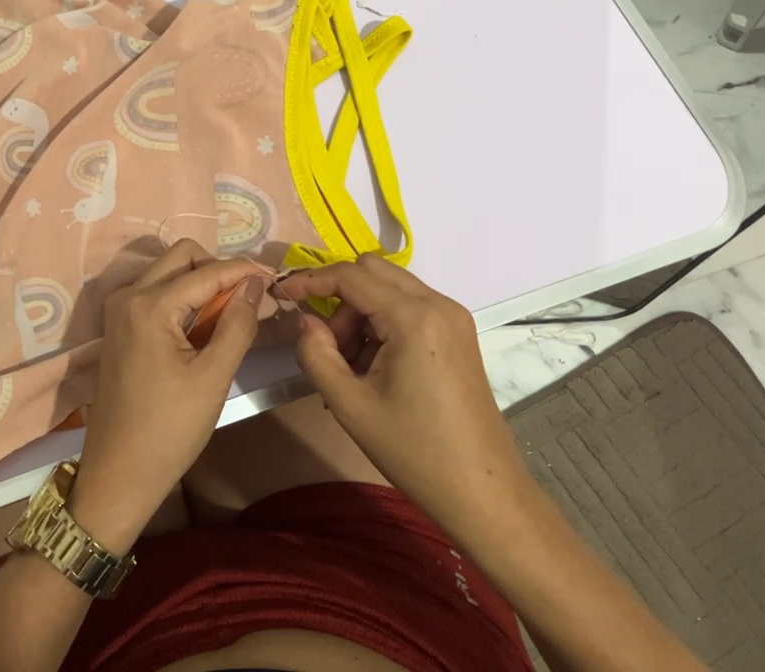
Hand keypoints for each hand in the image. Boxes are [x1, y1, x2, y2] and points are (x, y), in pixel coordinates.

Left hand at [71, 239, 267, 550]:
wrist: (118, 473)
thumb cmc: (169, 430)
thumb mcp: (213, 378)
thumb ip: (237, 325)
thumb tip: (255, 285)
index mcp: (149, 306)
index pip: (207, 271)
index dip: (244, 271)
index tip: (276, 279)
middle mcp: (128, 295)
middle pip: (182, 257)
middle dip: (220, 270)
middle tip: (251, 299)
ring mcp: (119, 310)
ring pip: (168, 272)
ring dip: (202, 282)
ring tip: (235, 313)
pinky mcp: (118, 326)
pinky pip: (155, 293)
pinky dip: (183, 298)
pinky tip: (207, 324)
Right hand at [278, 255, 528, 522]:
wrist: (482, 492)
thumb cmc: (415, 451)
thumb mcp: (351, 405)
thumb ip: (317, 354)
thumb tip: (304, 321)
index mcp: (414, 317)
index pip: (352, 276)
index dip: (311, 279)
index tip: (282, 293)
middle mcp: (439, 305)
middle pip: (373, 272)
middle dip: (340, 299)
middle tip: (327, 346)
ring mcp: (453, 318)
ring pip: (390, 289)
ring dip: (360, 314)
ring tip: (350, 368)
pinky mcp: (458, 335)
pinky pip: (409, 309)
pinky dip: (382, 324)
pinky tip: (374, 369)